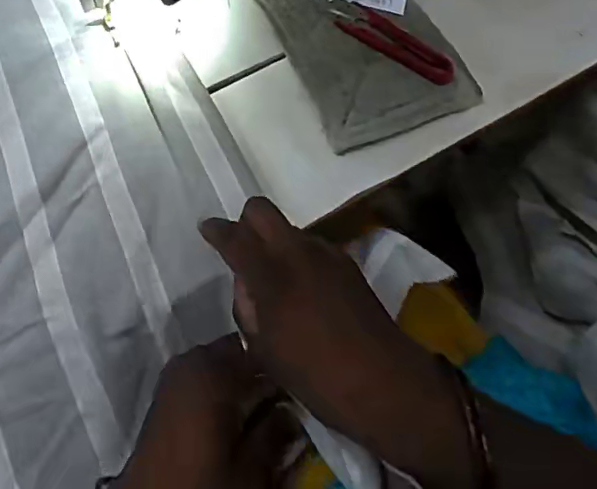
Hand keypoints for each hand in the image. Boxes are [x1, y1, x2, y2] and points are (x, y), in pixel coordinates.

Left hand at [116, 336, 297, 488]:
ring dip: (244, 378)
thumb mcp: (251, 471)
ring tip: (270, 406)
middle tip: (291, 398)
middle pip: (238, 351)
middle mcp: (192, 359)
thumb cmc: (204, 484)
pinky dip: (223, 387)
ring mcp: (176, 372)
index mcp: (212, 368)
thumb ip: (276, 434)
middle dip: (264, 369)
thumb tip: (294, 411)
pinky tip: (241, 412)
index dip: (285, 363)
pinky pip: (204, 375)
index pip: (258, 346)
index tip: (305, 383)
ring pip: (221, 362)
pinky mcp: (168, 390)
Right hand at [200, 198, 468, 486]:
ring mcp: (325, 253)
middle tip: (243, 250)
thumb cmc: (318, 376)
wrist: (390, 387)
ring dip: (276, 243)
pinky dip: (300, 258)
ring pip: (287, 228)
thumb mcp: (266, 350)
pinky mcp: (347, 264)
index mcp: (269, 273)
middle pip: (260, 209)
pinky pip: (311, 247)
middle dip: (245, 222)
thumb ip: (247, 308)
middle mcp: (295, 251)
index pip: (232, 236)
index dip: (215, 230)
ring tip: (280, 281)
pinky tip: (307, 292)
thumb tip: (246, 285)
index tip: (206, 229)